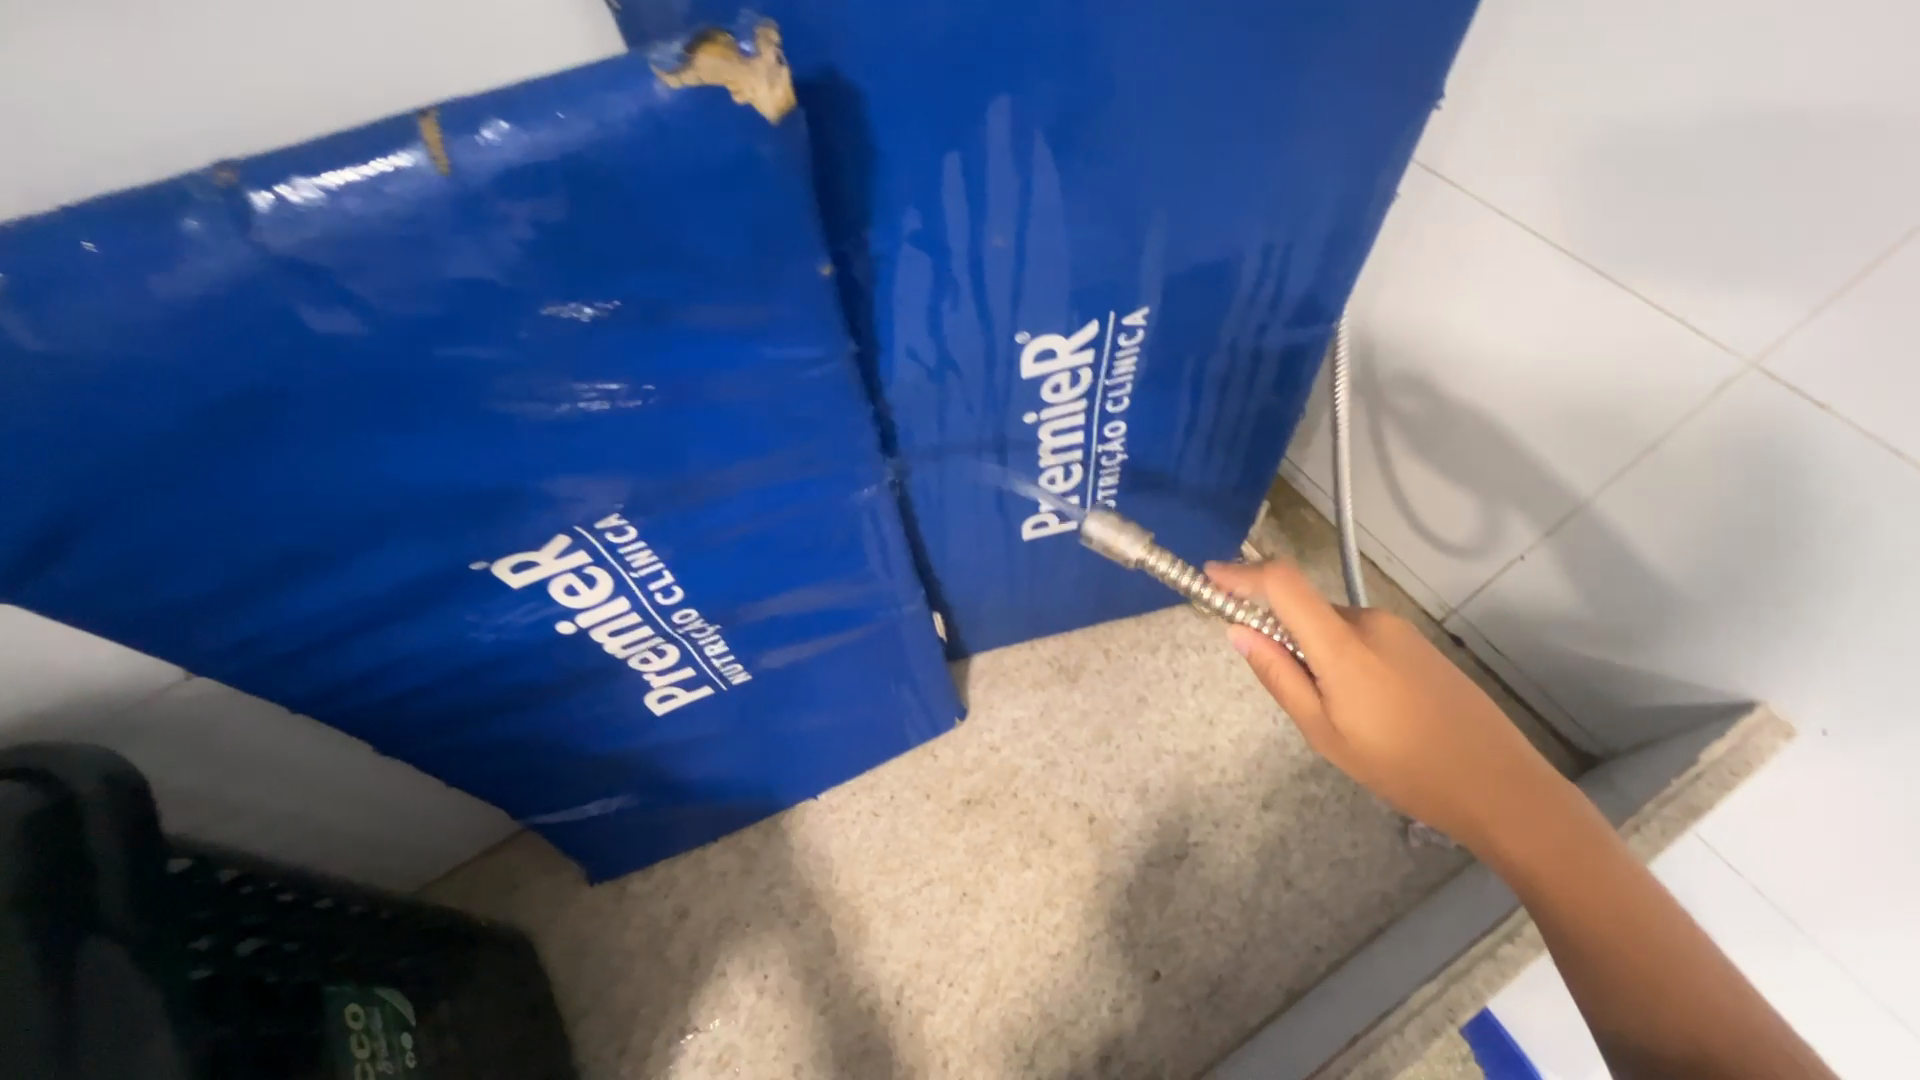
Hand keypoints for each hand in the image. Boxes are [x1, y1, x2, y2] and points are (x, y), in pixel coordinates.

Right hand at [1205, 559, 1578, 855]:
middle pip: (1304, 608)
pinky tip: (1365, 707)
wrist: (1499, 785)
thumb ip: (1278, 675)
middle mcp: (1370, 621)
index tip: (1208, 576)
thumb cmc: (1401, 767)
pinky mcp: (1417, 644)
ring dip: (1313, 651)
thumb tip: (1238, 631)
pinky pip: (1359, 637)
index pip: (1282, 583)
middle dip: (1280, 633)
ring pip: (1331, 626)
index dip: (1240, 573)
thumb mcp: (1323, 732)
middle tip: (1287, 690)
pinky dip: (1340, 657)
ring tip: (1338, 713)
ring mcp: (1398, 630)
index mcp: (1343, 643)